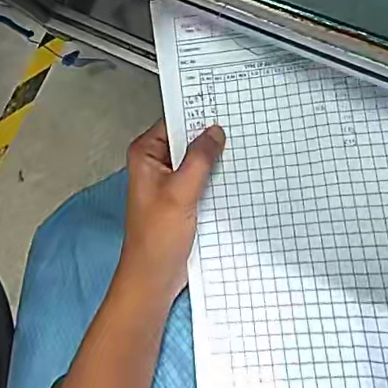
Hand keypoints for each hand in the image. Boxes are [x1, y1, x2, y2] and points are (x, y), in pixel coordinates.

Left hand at [119, 120, 224, 298]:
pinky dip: (214, 178)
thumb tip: (215, 131)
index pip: (173, 122)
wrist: (154, 280)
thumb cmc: (158, 237)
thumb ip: (199, 160)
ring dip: (213, 160)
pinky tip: (235, 176)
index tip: (223, 107)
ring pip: (195, 160)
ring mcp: (168, 181)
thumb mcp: (180, 192)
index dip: (196, 115)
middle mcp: (155, 162)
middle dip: (208, 138)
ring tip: (242, 148)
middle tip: (239, 128)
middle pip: (186, 140)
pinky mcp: (180, 198)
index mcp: (145, 153)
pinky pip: (200, 179)